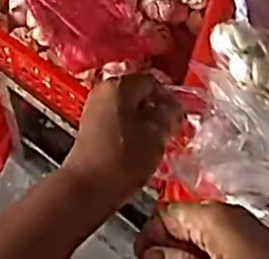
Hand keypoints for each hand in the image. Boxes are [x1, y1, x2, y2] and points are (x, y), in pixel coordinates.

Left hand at [65, 74, 182, 208]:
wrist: (88, 186)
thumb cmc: (123, 159)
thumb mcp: (155, 138)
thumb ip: (167, 117)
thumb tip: (173, 107)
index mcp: (119, 85)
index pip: (150, 81)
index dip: (168, 97)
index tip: (180, 116)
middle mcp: (104, 88)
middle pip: (136, 91)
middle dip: (154, 108)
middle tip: (170, 128)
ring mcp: (94, 104)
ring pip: (126, 105)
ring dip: (142, 118)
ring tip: (156, 139)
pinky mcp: (89, 122)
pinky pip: (115, 115)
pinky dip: (128, 125)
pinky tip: (137, 144)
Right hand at [137, 202, 268, 258]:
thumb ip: (175, 258)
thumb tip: (149, 252)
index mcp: (212, 212)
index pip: (164, 210)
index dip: (148, 233)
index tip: (139, 254)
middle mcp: (229, 213)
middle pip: (184, 222)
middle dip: (168, 244)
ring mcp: (248, 230)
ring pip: (205, 236)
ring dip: (189, 252)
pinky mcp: (263, 248)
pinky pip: (225, 245)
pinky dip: (210, 254)